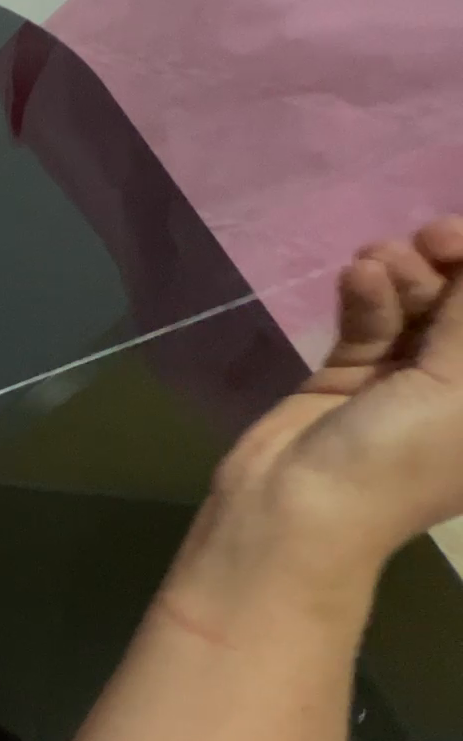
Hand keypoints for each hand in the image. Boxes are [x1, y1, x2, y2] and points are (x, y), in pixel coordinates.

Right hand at [220, 217, 462, 559]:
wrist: (294, 505)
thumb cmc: (400, 459)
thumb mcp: (460, 386)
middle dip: (460, 262)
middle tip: (431, 235)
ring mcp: (412, 377)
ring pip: (425, 306)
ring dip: (407, 274)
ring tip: (376, 257)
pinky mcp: (351, 377)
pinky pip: (371, 326)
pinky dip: (366, 298)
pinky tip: (356, 275)